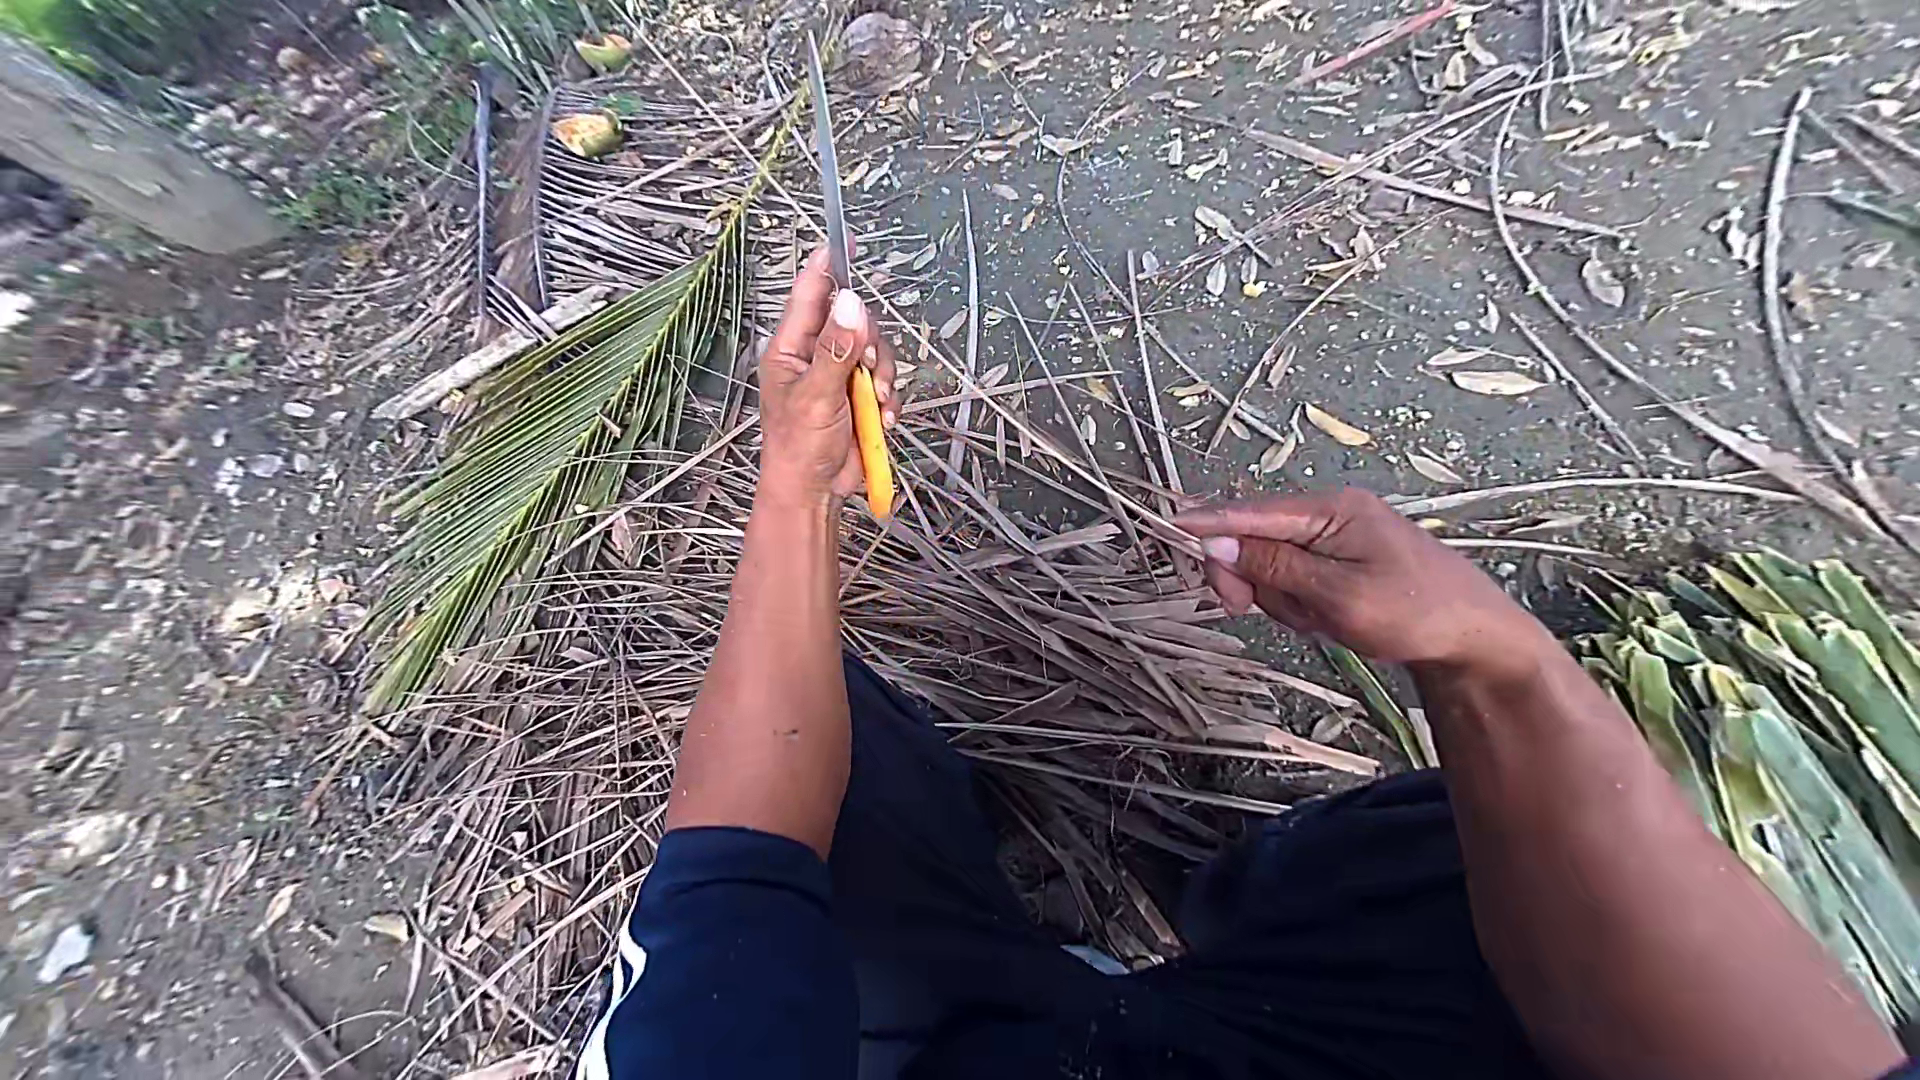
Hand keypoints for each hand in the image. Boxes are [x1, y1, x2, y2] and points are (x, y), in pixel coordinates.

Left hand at [758, 246, 896, 505]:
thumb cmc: (797, 447)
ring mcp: (841, 377)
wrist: (815, 491)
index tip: (844, 242)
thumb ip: (835, 349)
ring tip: (876, 401)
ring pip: (876, 352)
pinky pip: (886, 383)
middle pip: (856, 321)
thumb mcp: (815, 394)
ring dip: (884, 376)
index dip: (829, 267)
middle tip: (868, 367)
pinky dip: (889, 400)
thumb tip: (850, 304)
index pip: (812, 294)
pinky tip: (879, 418)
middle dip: (870, 343)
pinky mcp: (861, 399)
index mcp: (792, 349)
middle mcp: (817, 356)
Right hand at [1174, 488, 1550, 672]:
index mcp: (1331, 510)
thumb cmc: (1415, 612)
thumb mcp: (1338, 594)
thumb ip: (1273, 565)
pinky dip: (1291, 601)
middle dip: (1245, 574)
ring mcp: (1328, 538)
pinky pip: (1286, 577)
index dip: (1206, 522)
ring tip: (1315, 617)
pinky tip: (1320, 615)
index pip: (1251, 513)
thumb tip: (1215, 542)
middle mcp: (1325, 515)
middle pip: (1251, 539)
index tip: (1166, 525)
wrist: (1476, 641)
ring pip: (1265, 564)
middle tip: (1242, 607)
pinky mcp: (1330, 560)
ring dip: (1275, 596)